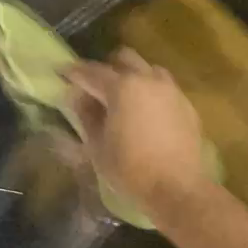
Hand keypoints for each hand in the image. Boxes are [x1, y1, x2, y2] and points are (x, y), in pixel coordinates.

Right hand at [65, 48, 208, 210]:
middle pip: (124, 59)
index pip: (91, 72)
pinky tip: (146, 113)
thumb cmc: (131, 170)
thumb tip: (76, 96)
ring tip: (124, 98)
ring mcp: (171, 90)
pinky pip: (165, 87)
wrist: (178, 188)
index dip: (73, 72)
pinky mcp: (186, 105)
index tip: (61, 72)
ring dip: (132, 76)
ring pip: (148, 69)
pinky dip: (151, 92)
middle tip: (94, 86)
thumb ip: (86, 115)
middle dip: (106, 67)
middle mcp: (148, 80)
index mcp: (122, 87)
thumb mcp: (97, 146)